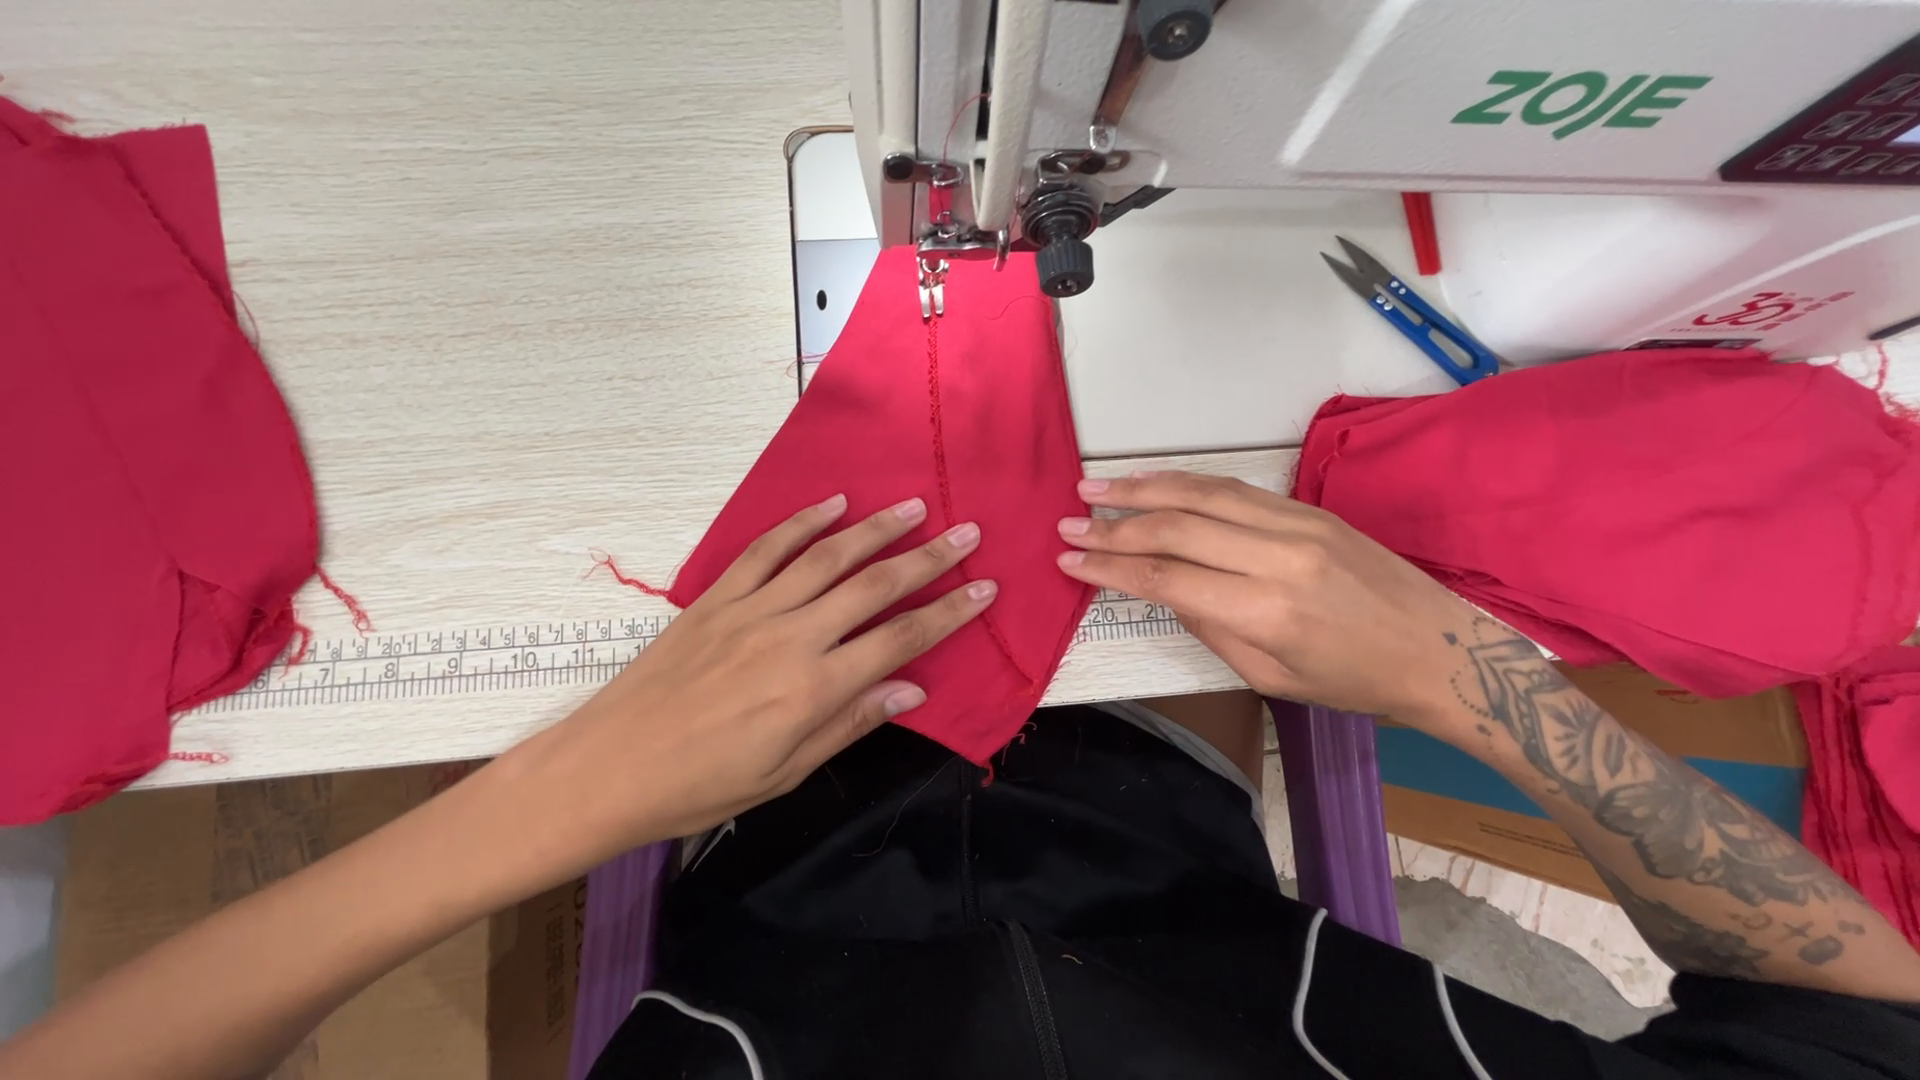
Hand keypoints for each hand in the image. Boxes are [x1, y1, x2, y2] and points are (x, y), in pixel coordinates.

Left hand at [523, 493, 994, 847]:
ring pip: (828, 557)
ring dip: (876, 529)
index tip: (985, 591)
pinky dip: (801, 523)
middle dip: (928, 559)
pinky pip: (766, 550)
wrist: (608, 768)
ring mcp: (751, 611)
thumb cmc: (701, 786)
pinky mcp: (716, 598)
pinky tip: (832, 505)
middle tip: (967, 533)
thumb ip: (851, 723)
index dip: (949, 614)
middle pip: (875, 587)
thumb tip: (911, 690)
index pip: (901, 640)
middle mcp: (792, 638)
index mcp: (815, 689)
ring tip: (914, 508)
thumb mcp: (786, 774)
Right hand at [1054, 472, 1477, 720]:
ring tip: (1096, 487)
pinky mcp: (1310, 509)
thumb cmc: (1355, 683)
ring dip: (1143, 488)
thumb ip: (1212, 628)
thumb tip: (1167, 589)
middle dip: (1114, 524)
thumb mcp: (1272, 677)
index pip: (1167, 577)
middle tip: (1068, 522)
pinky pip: (1235, 489)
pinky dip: (1187, 484)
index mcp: (1267, 612)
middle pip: (1177, 527)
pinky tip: (1155, 483)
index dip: (1111, 566)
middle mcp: (1279, 557)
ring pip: (1203, 495)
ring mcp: (1298, 524)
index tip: (1069, 559)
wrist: (1442, 651)